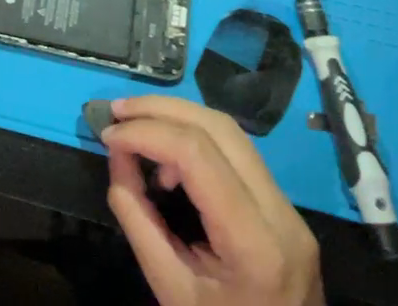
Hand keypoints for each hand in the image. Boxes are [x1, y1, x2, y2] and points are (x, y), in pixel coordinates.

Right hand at [103, 96, 323, 305]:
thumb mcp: (168, 288)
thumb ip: (137, 217)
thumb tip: (116, 154)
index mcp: (255, 243)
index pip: (198, 154)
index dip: (146, 133)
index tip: (108, 137)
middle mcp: (281, 214)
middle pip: (220, 129)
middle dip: (162, 109)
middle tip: (116, 111)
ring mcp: (289, 209)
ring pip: (232, 133)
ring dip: (178, 118)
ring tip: (134, 126)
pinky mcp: (284, 208)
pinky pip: (238, 154)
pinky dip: (196, 140)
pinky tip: (167, 159)